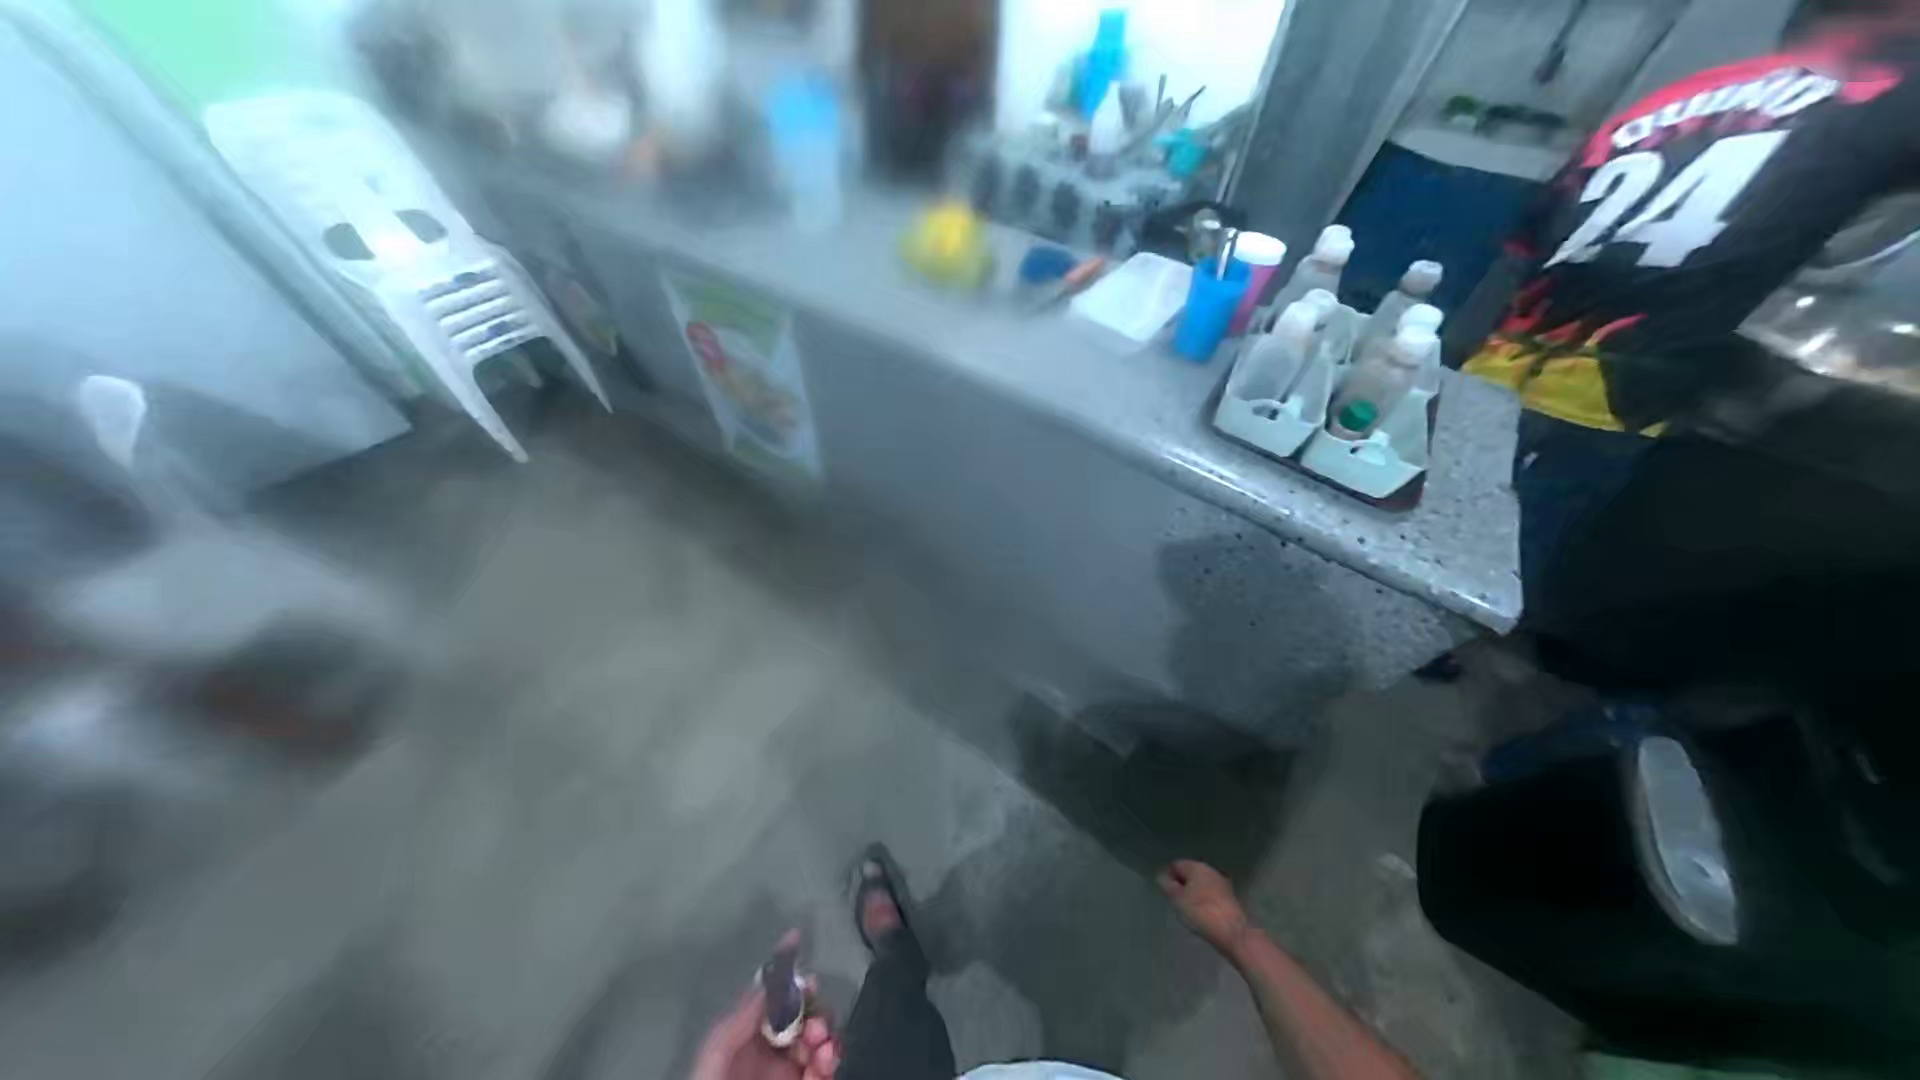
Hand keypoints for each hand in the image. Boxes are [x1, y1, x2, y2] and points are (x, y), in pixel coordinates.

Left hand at [689, 935, 838, 1079]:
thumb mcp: (715, 1058)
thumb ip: (739, 1018)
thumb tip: (768, 977)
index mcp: (744, 1038)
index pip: (769, 995)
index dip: (784, 968)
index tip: (797, 942)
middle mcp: (769, 1051)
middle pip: (801, 1014)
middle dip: (813, 1008)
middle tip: (814, 1020)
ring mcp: (789, 1074)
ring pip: (818, 1040)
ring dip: (826, 1033)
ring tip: (823, 1044)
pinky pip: (827, 1070)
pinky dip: (833, 1060)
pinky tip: (829, 1060)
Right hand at [1158, 859, 1252, 957]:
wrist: (1236, 935)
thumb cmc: (1202, 914)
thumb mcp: (1178, 900)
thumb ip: (1168, 886)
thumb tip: (1161, 877)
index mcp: (1197, 867)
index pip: (1176, 865)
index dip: (1168, 878)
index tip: (1167, 894)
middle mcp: (1211, 871)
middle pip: (1190, 875)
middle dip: (1182, 886)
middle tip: (1177, 904)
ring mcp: (1223, 885)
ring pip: (1201, 886)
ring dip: (1193, 896)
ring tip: (1189, 913)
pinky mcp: (1230, 900)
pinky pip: (1211, 896)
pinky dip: (1205, 903)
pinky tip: (1203, 917)